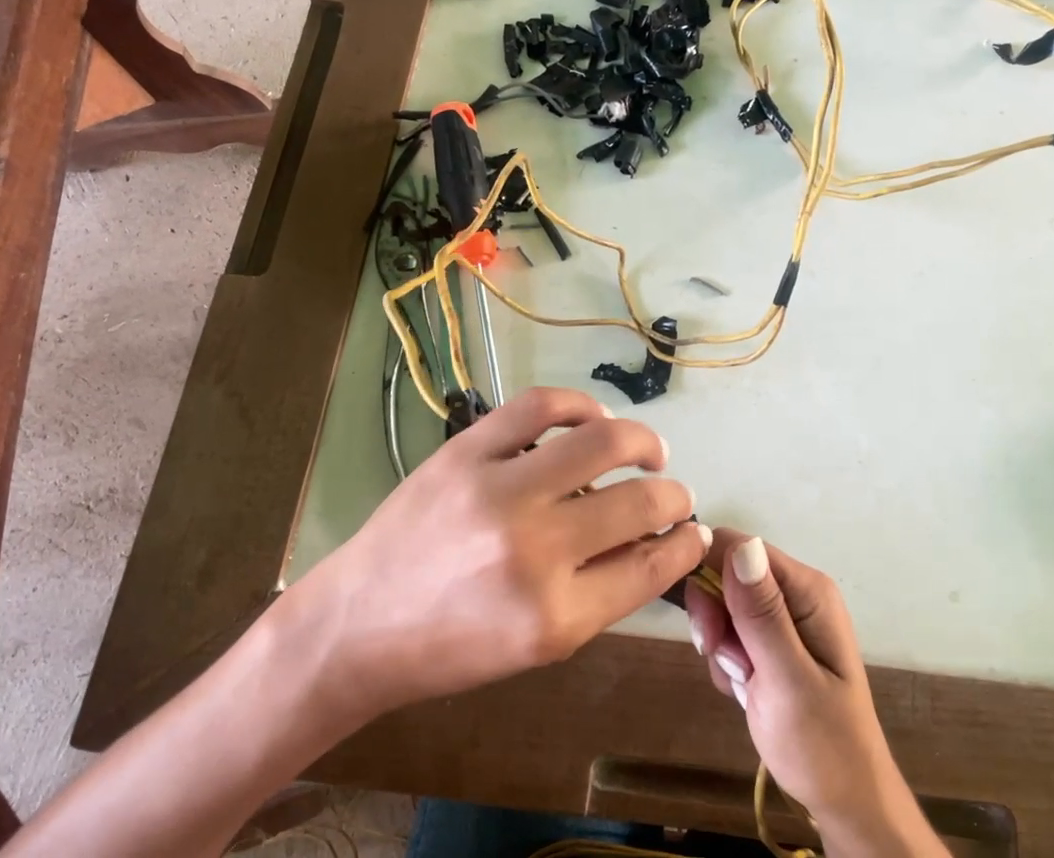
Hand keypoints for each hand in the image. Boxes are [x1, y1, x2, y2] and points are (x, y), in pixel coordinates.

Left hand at [275, 387, 710, 723]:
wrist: (360, 622)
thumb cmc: (452, 647)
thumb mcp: (541, 644)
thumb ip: (605, 592)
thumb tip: (657, 538)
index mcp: (556, 615)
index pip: (651, 565)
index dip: (683, 544)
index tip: (693, 531)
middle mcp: (534, 549)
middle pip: (639, 503)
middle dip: (674, 498)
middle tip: (674, 496)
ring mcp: (497, 490)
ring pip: (603, 442)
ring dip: (643, 443)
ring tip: (649, 452)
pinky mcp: (465, 451)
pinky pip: (540, 406)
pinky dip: (580, 405)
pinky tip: (593, 419)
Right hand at [685, 532, 946, 855]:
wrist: (842, 798)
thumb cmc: (822, 742)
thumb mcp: (789, 680)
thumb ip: (761, 614)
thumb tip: (741, 545)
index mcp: (808, 591)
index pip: (740, 547)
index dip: (710, 574)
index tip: (706, 627)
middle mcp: (796, 596)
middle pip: (726, 574)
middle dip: (714, 616)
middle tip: (722, 658)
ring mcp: (783, 621)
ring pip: (721, 606)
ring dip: (719, 644)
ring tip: (742, 682)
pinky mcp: (769, 646)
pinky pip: (728, 635)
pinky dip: (725, 662)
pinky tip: (743, 690)